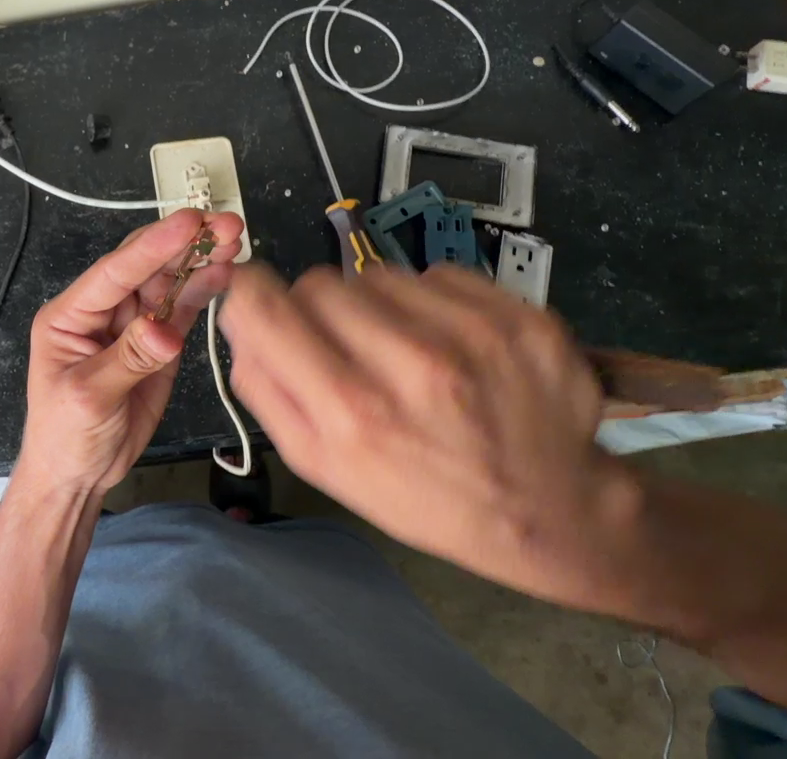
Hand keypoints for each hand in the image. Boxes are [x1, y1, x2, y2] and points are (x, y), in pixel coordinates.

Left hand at [14, 209, 245, 501]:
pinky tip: (224, 272)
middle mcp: (101, 311)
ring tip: (232, 238)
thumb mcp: (89, 397)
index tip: (187, 223)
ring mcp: (131, 326)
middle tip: (223, 223)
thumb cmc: (65, 435)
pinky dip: (202, 290)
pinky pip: (180, 311)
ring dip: (198, 261)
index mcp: (70, 315)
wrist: (78, 474)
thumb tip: (164, 332)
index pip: (114, 272)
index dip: (152, 246)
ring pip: (167, 283)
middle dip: (182, 243)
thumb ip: (127, 360)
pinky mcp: (157, 345)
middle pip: (144, 268)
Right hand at [215, 263, 640, 607]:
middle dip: (318, 308)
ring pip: (377, 274)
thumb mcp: (320, 465)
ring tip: (405, 350)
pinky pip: (437, 273)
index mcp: (349, 411)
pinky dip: (430, 300)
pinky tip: (449, 342)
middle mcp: (410, 364)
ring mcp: (474, 335)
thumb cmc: (418, 495)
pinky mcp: (522, 316)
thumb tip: (237, 314)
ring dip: (376, 303)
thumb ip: (264, 388)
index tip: (260, 298)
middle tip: (345, 346)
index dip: (250, 293)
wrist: (549, 514)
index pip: (263, 306)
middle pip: (318, 283)